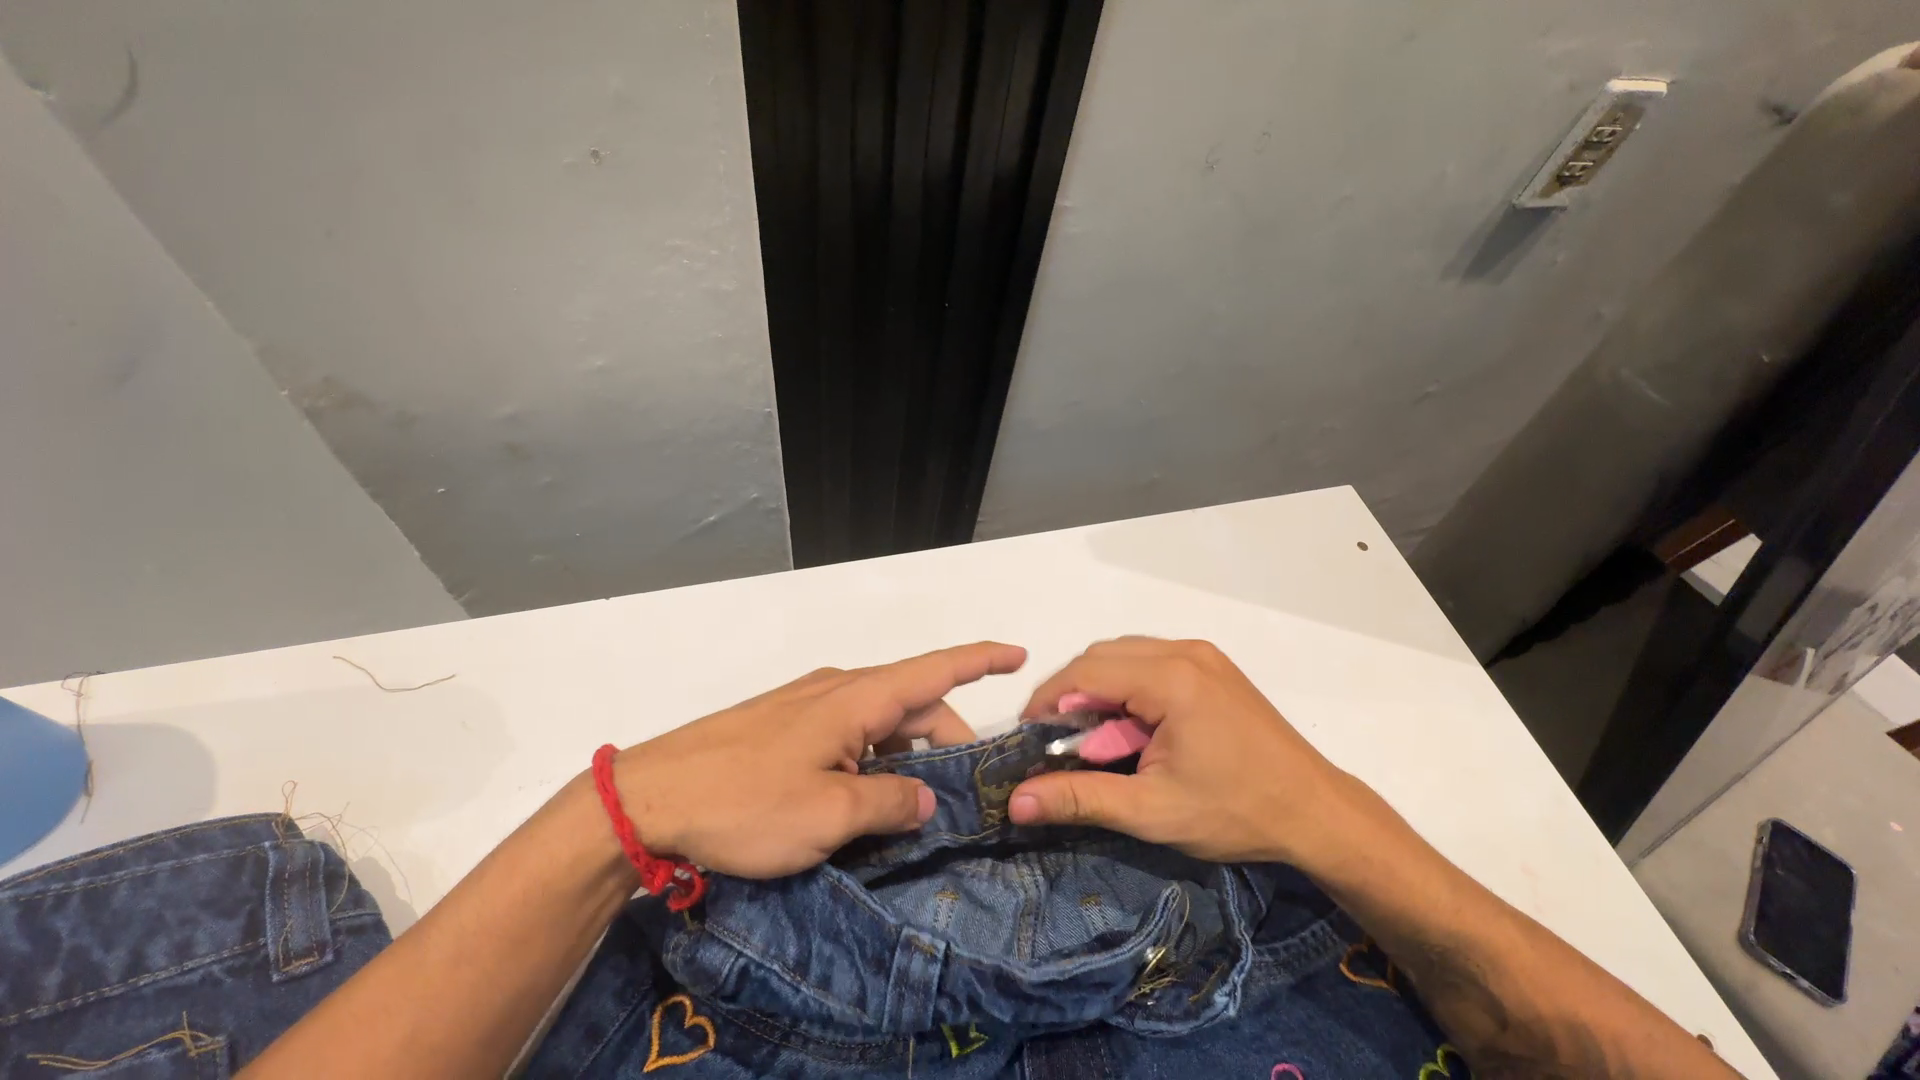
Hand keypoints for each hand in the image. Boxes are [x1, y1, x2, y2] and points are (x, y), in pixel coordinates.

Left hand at [613, 641, 1025, 877]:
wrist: (647, 799)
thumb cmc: (743, 804)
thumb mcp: (829, 817)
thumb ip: (889, 802)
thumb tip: (925, 798)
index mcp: (857, 699)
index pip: (936, 669)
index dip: (982, 660)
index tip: (1020, 654)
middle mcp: (835, 690)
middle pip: (912, 703)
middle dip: (946, 739)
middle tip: (959, 794)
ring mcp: (804, 706)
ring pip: (878, 720)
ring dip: (904, 754)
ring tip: (908, 807)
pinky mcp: (781, 727)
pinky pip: (846, 732)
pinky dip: (869, 758)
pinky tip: (860, 799)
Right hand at [1007, 637, 1362, 867]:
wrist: (1316, 813)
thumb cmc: (1235, 813)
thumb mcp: (1151, 811)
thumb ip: (1079, 799)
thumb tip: (1016, 802)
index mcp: (1170, 679)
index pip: (1085, 672)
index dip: (1048, 701)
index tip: (1029, 737)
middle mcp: (1185, 652)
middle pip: (1102, 656)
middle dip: (1072, 694)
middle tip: (1060, 741)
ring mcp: (1204, 656)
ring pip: (1126, 655)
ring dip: (1100, 688)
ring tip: (1095, 738)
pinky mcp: (1215, 668)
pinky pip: (1153, 661)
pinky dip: (1129, 687)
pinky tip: (1132, 727)